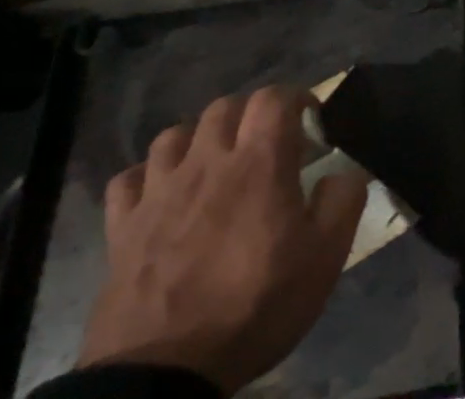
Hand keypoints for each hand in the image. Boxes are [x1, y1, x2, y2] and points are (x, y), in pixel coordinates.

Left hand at [77, 87, 368, 394]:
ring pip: (174, 135)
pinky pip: (129, 179)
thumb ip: (343, 201)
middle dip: (252, 112)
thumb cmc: (257, 304)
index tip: (312, 118)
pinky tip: (165, 191)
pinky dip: (150, 174)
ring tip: (218, 160)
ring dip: (201, 136)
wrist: (166, 368)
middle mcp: (206, 165)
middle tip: (271, 140)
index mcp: (259, 164)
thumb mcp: (326, 256)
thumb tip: (343, 172)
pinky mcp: (122, 228)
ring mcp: (157, 194)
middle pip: (224, 107)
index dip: (297, 97)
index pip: (273, 99)